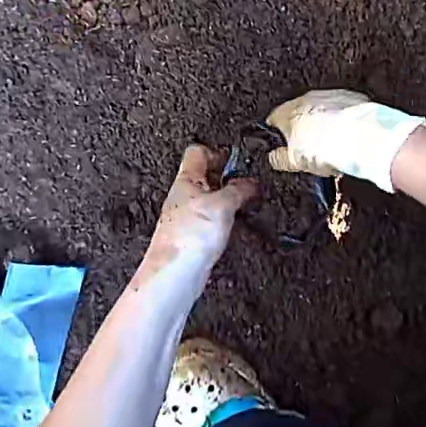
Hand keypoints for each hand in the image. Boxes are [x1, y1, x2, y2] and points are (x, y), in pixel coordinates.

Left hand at [137, 145, 258, 286]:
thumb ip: (239, 189)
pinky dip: (226, 218)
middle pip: (206, 175)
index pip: (198, 152)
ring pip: (211, 198)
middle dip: (228, 176)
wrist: (174, 275)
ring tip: (246, 202)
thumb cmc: (187, 238)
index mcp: (186, 181)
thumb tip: (250, 183)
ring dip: (229, 198)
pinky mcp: (194, 236)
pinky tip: (236, 225)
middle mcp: (184, 197)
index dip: (218, 151)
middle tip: (246, 180)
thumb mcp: (222, 204)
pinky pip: (212, 219)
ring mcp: (188, 217)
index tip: (237, 158)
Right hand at [266, 89, 425, 192]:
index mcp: (288, 112)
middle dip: (304, 129)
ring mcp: (330, 96)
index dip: (277, 134)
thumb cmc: (327, 148)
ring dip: (325, 123)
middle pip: (300, 113)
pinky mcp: (352, 98)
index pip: (274, 119)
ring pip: (322, 110)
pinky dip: (344, 120)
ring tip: (333, 146)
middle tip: (311, 150)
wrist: (363, 137)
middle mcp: (308, 98)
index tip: (283, 145)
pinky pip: (343, 109)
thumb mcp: (295, 162)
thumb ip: (280, 158)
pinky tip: (349, 136)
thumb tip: (274, 158)